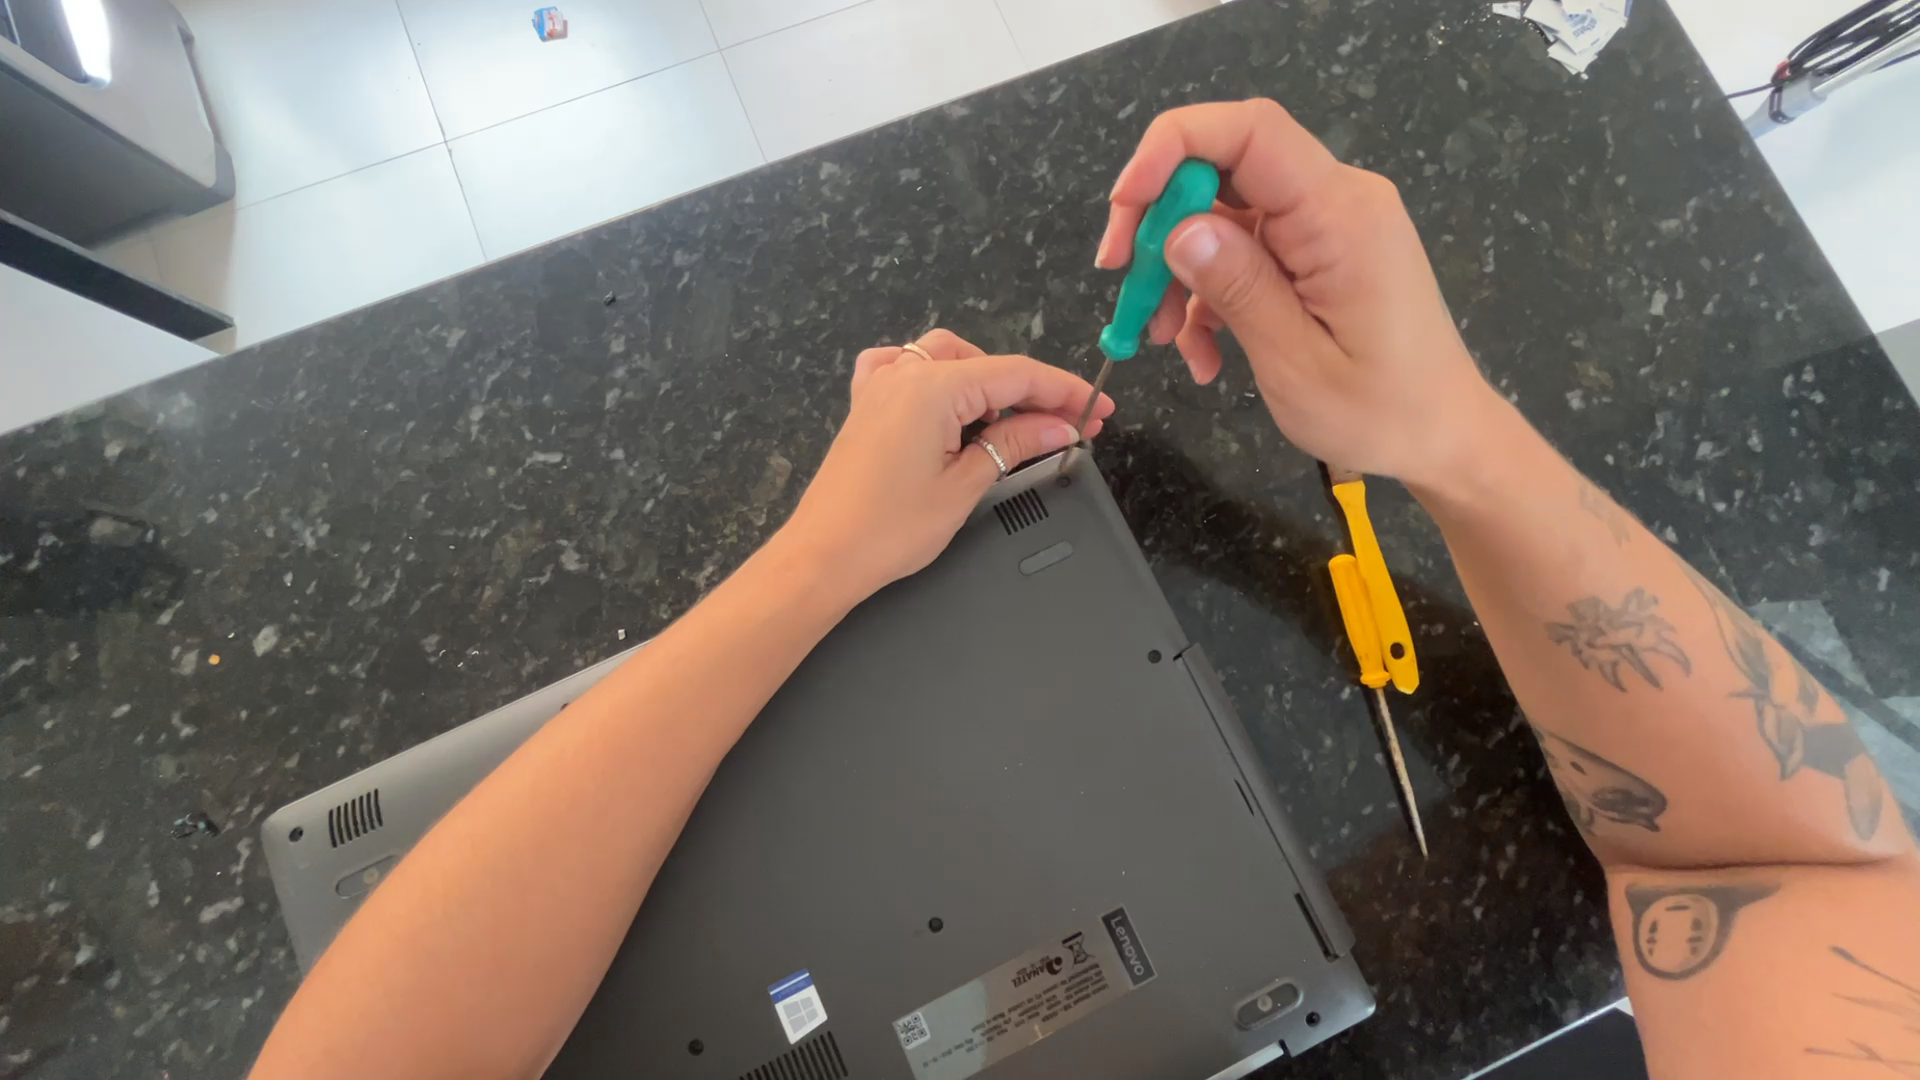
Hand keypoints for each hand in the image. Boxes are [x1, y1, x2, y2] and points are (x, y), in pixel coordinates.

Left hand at [781, 329, 1113, 600]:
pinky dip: (933, 377)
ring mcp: (879, 385)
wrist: (824, 557)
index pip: (1015, 375)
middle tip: (1062, 428)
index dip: (1063, 392)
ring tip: (1005, 425)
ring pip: (946, 358)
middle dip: (1029, 391)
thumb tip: (1062, 427)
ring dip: (984, 382)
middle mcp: (904, 373)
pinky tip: (944, 403)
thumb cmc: (892, 528)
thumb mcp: (965, 486)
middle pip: (984, 364)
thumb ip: (1015, 445)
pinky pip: (903, 368)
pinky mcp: (866, 405)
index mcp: (933, 387)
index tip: (1099, 410)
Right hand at [1097, 99, 1503, 487]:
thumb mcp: (1295, 360)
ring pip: (1220, 223)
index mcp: (1340, 215)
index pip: (1250, 133)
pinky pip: (1240, 258)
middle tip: (1123, 286)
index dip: (1172, 149)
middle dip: (1160, 227)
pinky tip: (1203, 355)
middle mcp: (1332, 203)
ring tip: (1164, 341)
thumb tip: (1179, 231)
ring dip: (1178, 278)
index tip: (1122, 209)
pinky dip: (1208, 301)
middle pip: (1222, 174)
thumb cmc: (1377, 410)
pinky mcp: (1311, 258)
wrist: (1436, 435)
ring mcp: (1321, 230)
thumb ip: (1239, 288)